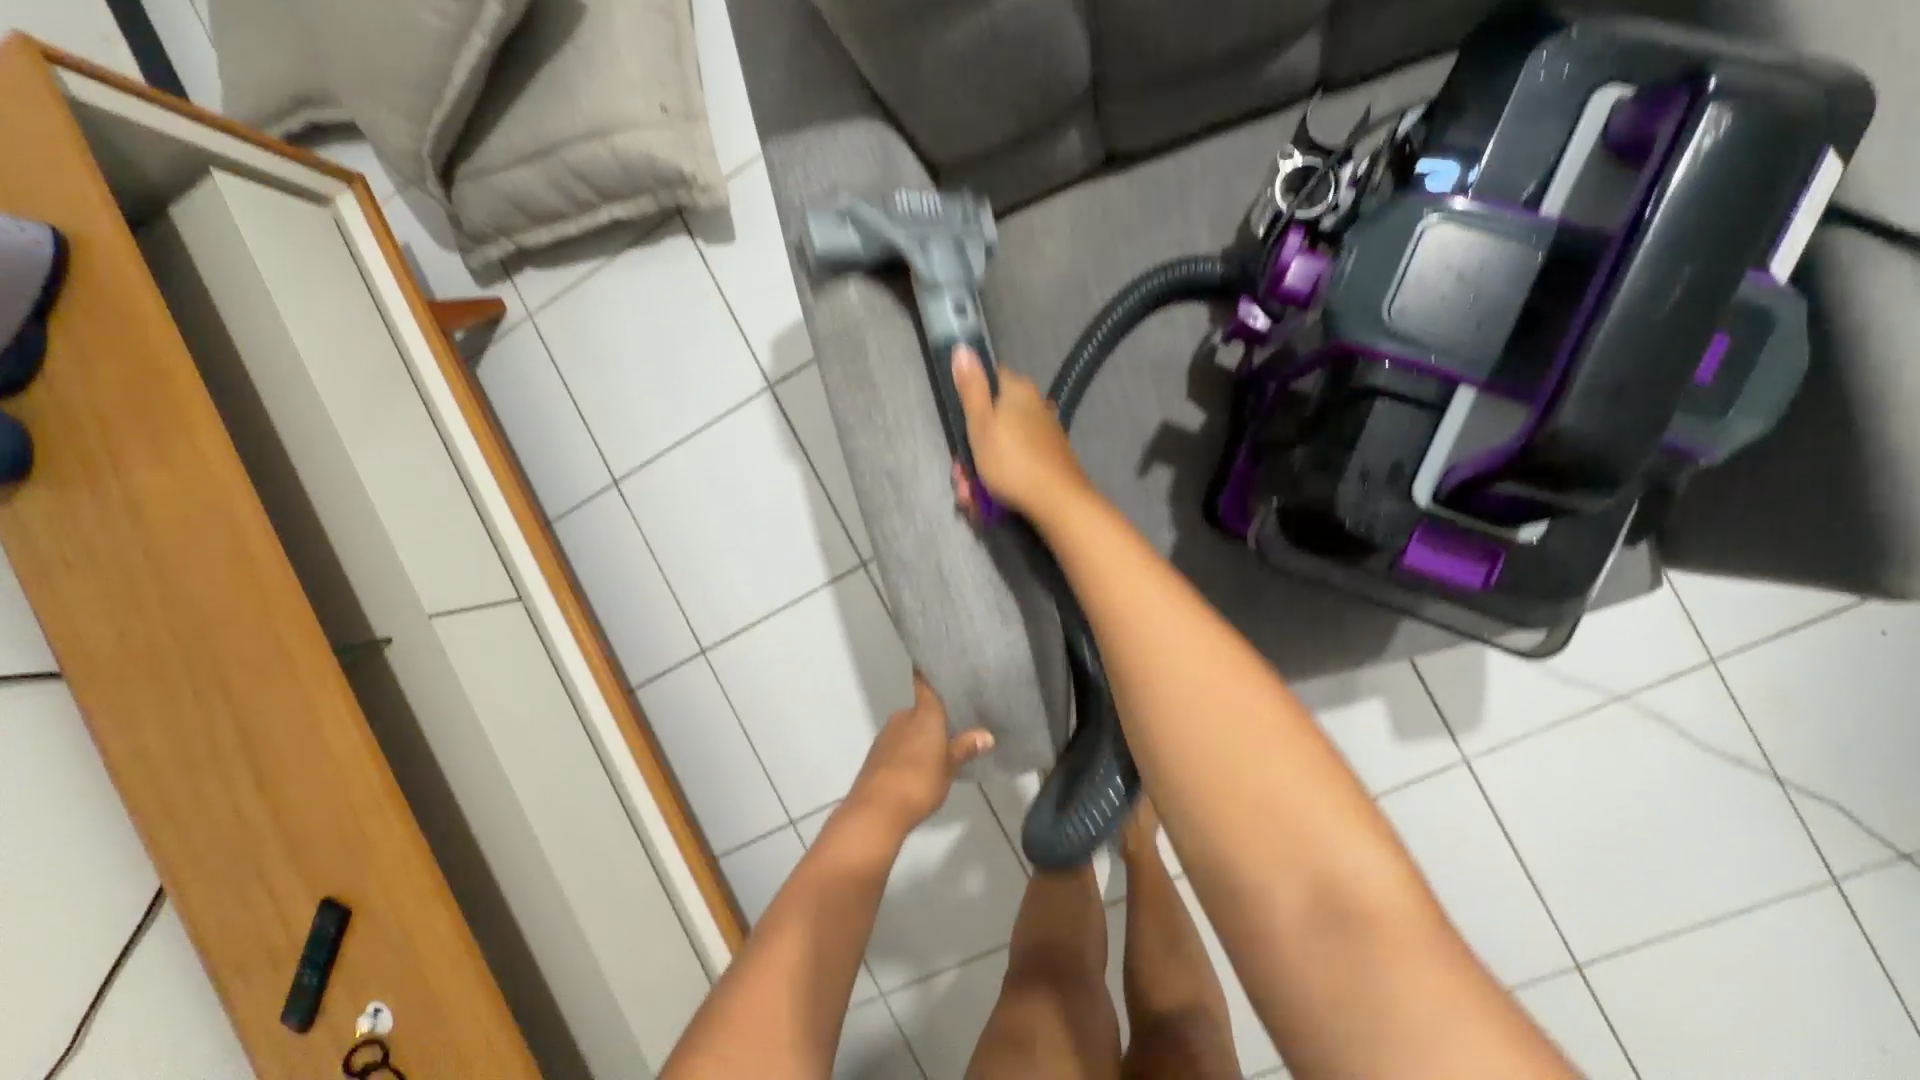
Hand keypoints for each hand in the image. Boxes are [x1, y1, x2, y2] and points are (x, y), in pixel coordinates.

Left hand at [847, 674, 993, 834]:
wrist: (876, 810)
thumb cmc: (919, 781)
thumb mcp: (949, 767)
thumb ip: (965, 748)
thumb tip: (986, 734)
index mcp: (922, 714)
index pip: (924, 683)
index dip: (928, 673)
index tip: (936, 665)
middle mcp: (902, 718)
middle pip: (919, 710)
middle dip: (933, 718)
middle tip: (955, 728)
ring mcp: (885, 736)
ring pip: (908, 729)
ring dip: (920, 737)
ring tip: (939, 752)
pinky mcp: (876, 756)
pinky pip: (897, 746)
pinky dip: (908, 752)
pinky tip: (918, 768)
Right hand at [950, 346, 1088, 518]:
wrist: (1057, 501)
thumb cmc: (1012, 460)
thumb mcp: (980, 423)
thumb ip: (971, 387)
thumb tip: (962, 347)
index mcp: (1018, 390)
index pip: (988, 380)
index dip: (969, 403)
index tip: (960, 430)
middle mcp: (1035, 405)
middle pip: (992, 419)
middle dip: (971, 450)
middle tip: (962, 476)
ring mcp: (1044, 432)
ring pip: (1001, 445)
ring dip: (980, 470)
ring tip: (972, 496)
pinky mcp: (1049, 457)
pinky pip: (1016, 461)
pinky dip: (1000, 477)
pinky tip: (989, 500)